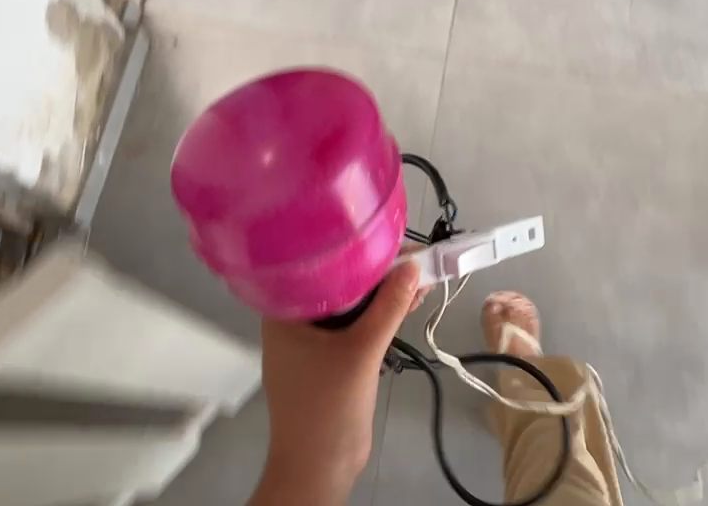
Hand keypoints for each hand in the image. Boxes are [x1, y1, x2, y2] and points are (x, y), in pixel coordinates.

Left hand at [249, 263, 423, 505]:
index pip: (322, 267)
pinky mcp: (330, 357)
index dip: (358, 250)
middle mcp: (295, 320)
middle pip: (342, 284)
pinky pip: (358, 324)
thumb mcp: (361, 353)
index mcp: (285, 313)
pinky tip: (410, 301)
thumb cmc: (327, 409)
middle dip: (379, 272)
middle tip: (416, 257)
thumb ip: (388, 307)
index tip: (391, 236)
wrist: (319, 472)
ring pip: (353, 304)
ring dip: (385, 293)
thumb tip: (415, 265)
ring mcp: (312, 341)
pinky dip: (382, 314)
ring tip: (422, 276)